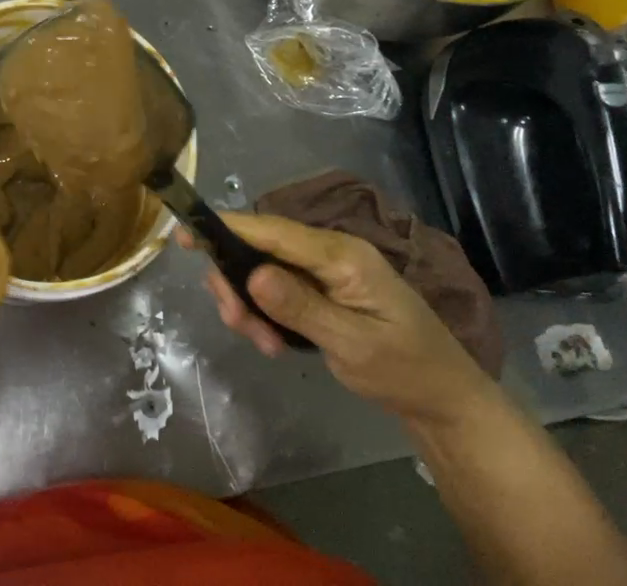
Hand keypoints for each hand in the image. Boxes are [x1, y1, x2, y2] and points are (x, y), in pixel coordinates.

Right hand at [192, 212, 496, 425]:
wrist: (443, 399)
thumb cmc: (405, 369)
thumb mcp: (353, 344)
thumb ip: (301, 307)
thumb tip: (251, 274)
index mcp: (341, 255)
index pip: (271, 230)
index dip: (225, 228)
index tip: (183, 234)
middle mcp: (329, 253)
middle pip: (258, 250)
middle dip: (236, 286)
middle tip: (238, 326)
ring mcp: (323, 271)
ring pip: (259, 272)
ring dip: (248, 306)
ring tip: (265, 345)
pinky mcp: (319, 289)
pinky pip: (273, 290)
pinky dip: (263, 314)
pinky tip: (274, 343)